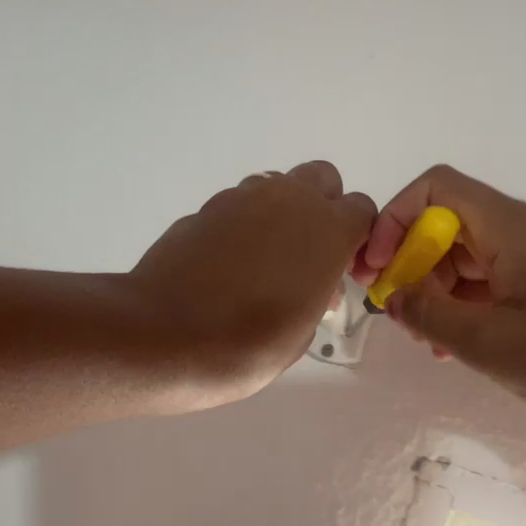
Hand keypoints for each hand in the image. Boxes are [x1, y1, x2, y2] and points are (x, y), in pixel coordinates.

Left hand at [129, 160, 375, 408]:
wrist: (164, 338)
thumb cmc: (247, 346)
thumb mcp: (302, 333)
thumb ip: (317, 294)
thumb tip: (310, 284)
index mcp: (326, 229)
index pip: (361, 210)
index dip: (356, 239)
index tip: (342, 271)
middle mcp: (286, 201)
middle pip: (321, 179)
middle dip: (321, 209)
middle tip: (306, 256)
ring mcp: (238, 199)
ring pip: (274, 189)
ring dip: (278, 215)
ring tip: (261, 267)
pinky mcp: (201, 211)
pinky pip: (235, 210)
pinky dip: (239, 230)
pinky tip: (222, 272)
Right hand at [357, 164, 525, 435]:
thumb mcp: (490, 345)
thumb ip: (430, 316)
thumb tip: (393, 296)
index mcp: (515, 227)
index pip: (437, 189)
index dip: (394, 220)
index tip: (376, 270)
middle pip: (452, 222)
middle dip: (412, 262)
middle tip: (396, 314)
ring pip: (474, 252)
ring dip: (440, 288)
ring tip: (429, 340)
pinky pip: (500, 274)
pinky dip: (471, 300)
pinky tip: (463, 344)